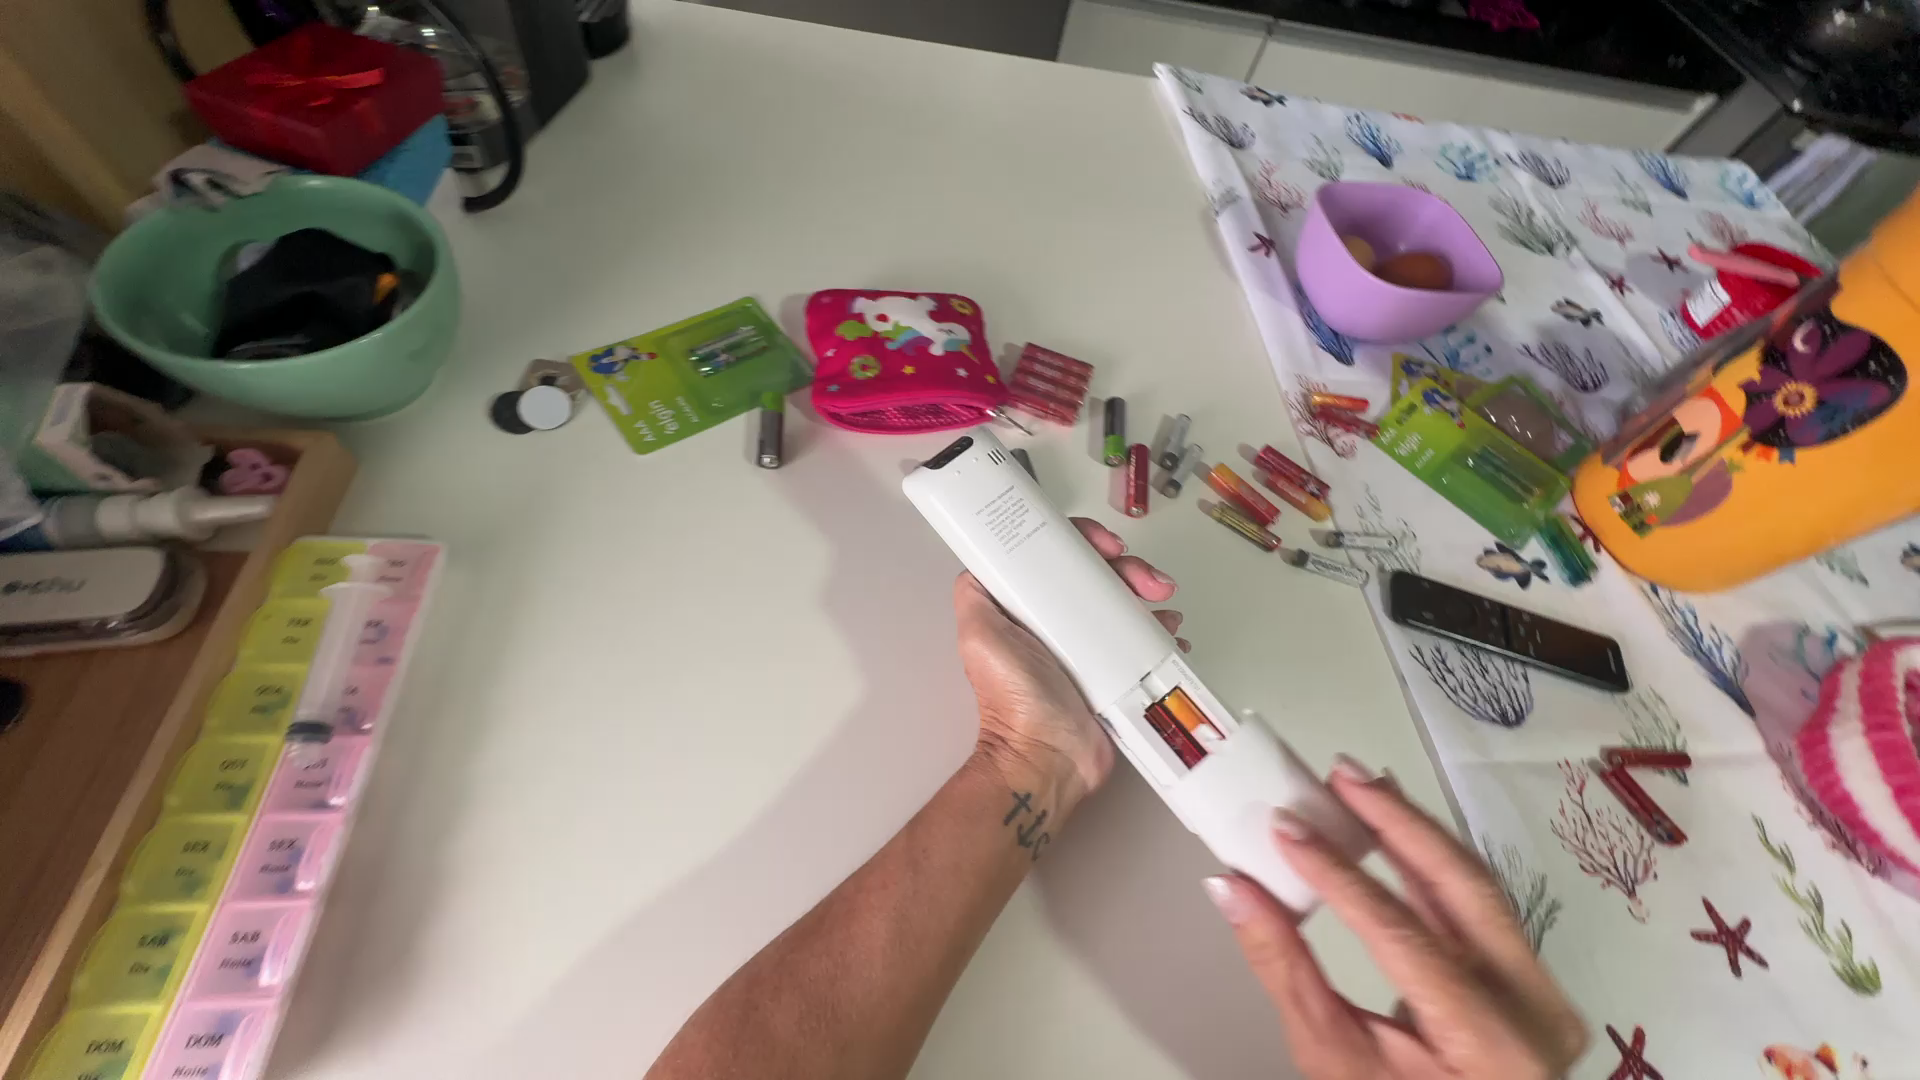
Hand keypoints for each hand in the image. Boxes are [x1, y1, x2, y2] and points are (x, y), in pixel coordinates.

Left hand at [954, 517, 1182, 805]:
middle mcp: (1056, 619)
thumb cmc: (1012, 698)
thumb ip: (974, 594)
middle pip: (1097, 573)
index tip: (1106, 546)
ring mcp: (1088, 643)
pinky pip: (1141, 636)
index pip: (1056, 555)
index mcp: (1026, 606)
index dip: (1083, 540)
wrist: (1048, 757)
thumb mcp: (979, 635)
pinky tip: (1171, 630)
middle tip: (1145, 579)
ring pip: (1122, 599)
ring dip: (1147, 591)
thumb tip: (980, 558)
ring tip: (1163, 604)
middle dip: (1127, 566)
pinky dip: (1158, 627)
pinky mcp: (1114, 667)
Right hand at [1205, 762, 1587, 1079]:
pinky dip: (1427, 853)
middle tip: (1338, 774)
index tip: (1285, 827)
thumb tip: (1231, 886)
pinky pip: (1474, 898)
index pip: (1403, 937)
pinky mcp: (1525, 974)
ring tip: (1357, 783)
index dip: (1338, 875)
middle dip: (1395, 821)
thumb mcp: (1330, 1057)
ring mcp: (1538, 990)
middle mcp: (1533, 1010)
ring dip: (1411, 826)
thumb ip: (1282, 966)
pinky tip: (1391, 821)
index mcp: (1491, 1046)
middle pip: (1461, 888)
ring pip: (1473, 884)